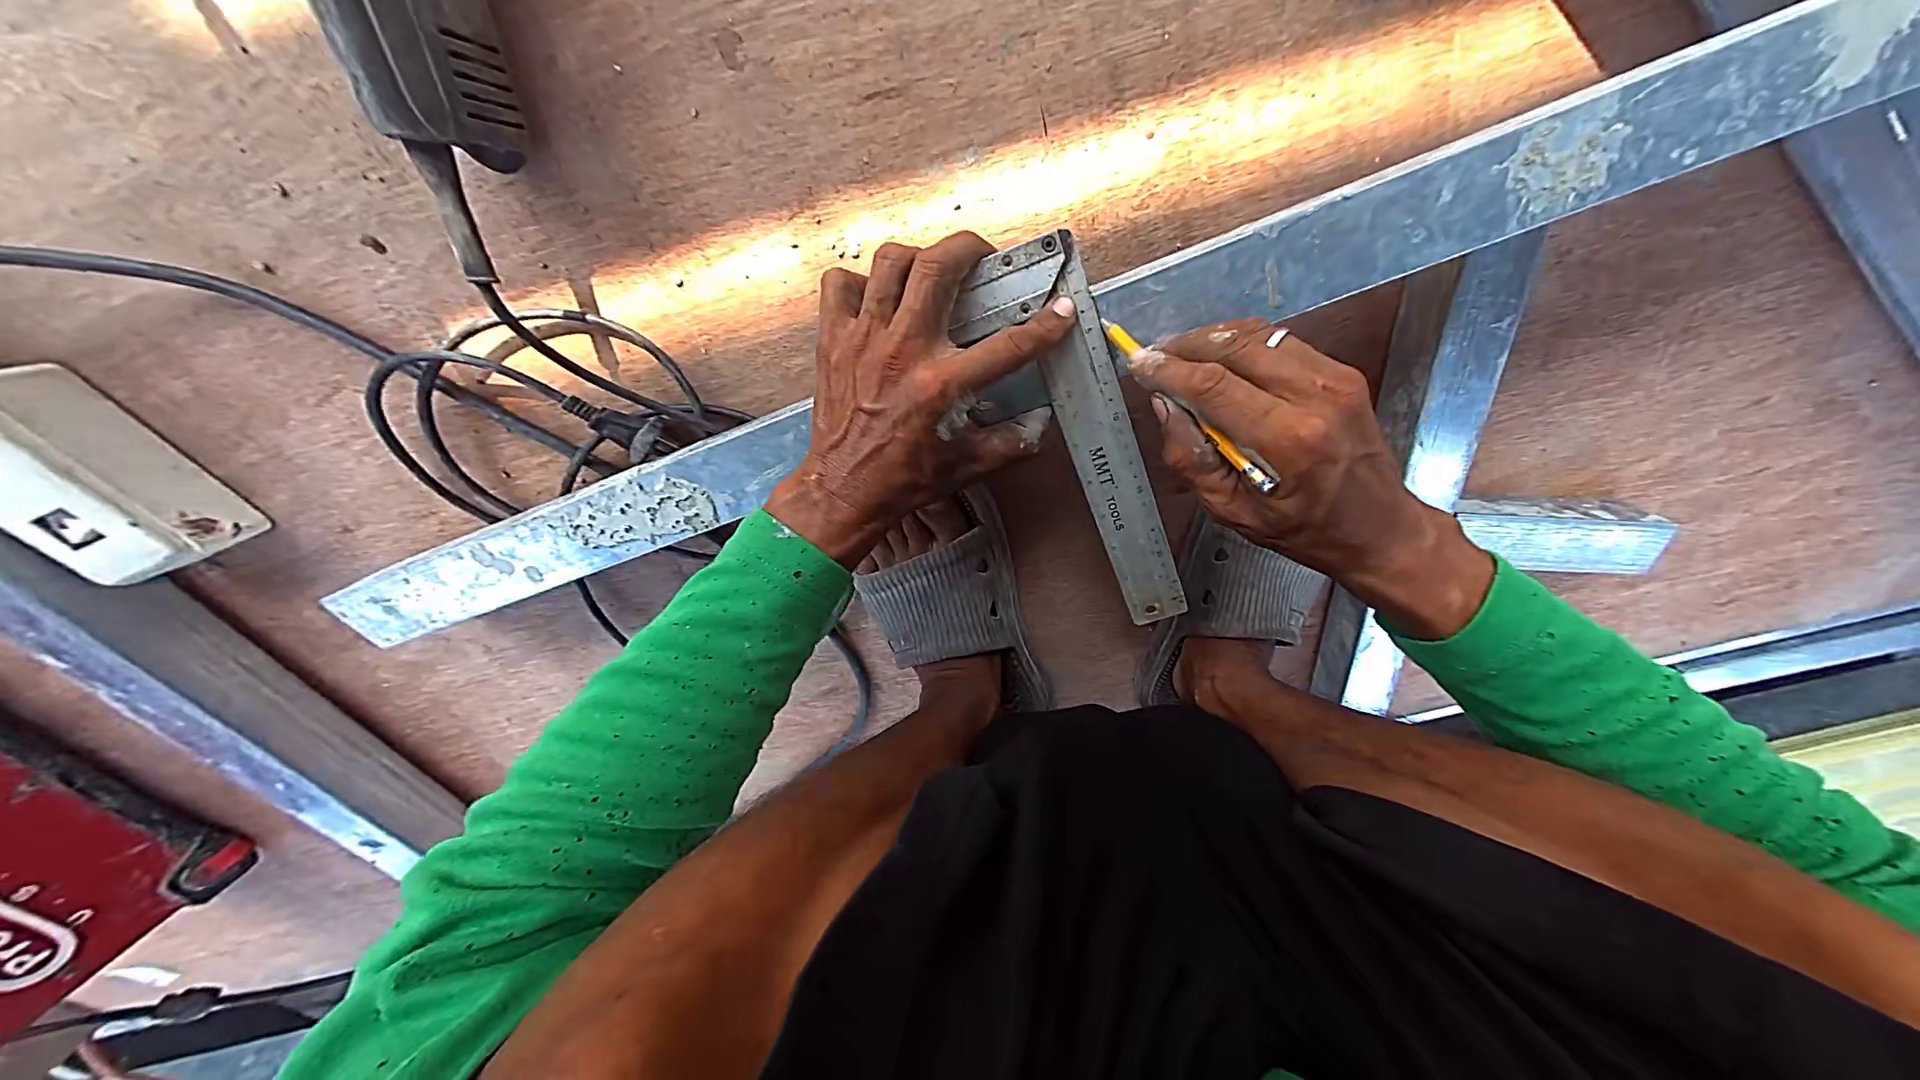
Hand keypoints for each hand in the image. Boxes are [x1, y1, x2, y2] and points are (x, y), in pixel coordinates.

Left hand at [765, 232, 1075, 565]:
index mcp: (941, 384)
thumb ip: (1010, 443)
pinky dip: (859, 280)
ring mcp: (864, 340)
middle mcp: (903, 351)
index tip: (1061, 309)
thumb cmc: (900, 480)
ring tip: (929, 272)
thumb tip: (1039, 425)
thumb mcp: (966, 467)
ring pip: (891, 262)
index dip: (1044, 325)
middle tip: (981, 258)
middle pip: (940, 266)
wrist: (845, 491)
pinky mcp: (834, 340)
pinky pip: (840, 284)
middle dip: (970, 248)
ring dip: (917, 257)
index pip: (1007, 345)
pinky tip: (875, 298)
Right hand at [1129, 319, 1493, 639]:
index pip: (1213, 385)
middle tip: (1155, 355)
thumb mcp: (1232, 510)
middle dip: (1186, 345)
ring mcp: (1334, 377)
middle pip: (1234, 346)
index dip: (1169, 370)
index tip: (1140, 363)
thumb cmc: (1302, 530)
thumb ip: (1191, 458)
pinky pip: (1279, 341)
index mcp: (1288, 439)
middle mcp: (1315, 396)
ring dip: (1212, 339)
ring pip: (1258, 334)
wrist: (1378, 526)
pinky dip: (1241, 343)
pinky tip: (1219, 358)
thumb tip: (1164, 406)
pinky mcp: (1341, 371)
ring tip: (1180, 353)